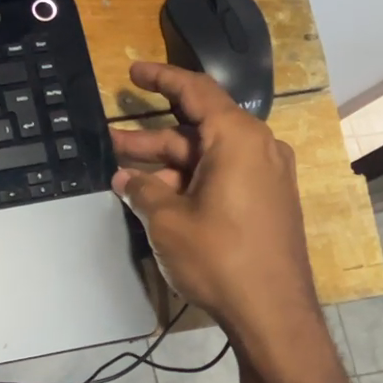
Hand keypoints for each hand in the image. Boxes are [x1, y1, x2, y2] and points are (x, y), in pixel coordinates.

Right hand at [110, 62, 317, 340]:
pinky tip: (156, 199)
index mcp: (237, 139)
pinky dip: (188, 182)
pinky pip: (221, 177)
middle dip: (151, 137)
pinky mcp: (265, 202)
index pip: (196, 91)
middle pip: (196, 129)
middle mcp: (257, 148)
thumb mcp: (167, 221)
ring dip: (165, 166)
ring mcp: (265, 176)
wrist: (272, 311)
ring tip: (124, 178)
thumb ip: (142, 191)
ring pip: (206, 157)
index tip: (132, 71)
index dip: (161, 79)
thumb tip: (125, 179)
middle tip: (110, 142)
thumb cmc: (219, 258)